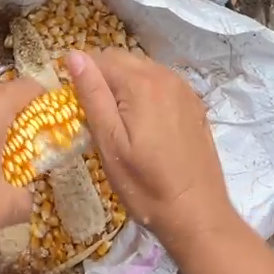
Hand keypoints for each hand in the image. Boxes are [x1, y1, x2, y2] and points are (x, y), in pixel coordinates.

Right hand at [65, 49, 231, 230]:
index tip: (78, 106)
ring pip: (139, 68)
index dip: (82, 77)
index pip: (98, 59)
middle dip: (103, 78)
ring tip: (121, 121)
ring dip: (124, 83)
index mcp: (140, 83)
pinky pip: (159, 81)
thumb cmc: (147, 185)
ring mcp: (182, 88)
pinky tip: (146, 122)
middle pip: (120, 58)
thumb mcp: (110, 143)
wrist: (200, 218)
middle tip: (98, 116)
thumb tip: (73, 55)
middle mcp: (164, 75)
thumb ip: (92, 94)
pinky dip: (145, 91)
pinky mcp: (193, 103)